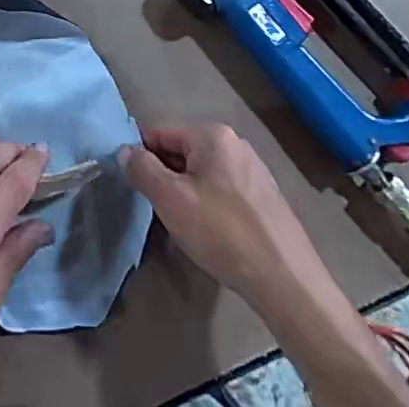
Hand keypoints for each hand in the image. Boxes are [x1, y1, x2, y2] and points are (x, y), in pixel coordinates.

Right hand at [123, 124, 408, 406]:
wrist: (283, 276)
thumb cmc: (221, 232)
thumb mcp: (172, 200)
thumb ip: (143, 170)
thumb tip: (125, 150)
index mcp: (213, 135)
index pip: (160, 132)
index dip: (140, 156)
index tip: (130, 184)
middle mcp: (234, 142)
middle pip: (182, 151)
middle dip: (163, 177)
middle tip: (154, 210)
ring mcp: (252, 168)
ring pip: (201, 173)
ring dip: (183, 193)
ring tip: (179, 226)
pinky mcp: (262, 194)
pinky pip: (220, 189)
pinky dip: (206, 204)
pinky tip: (207, 233)